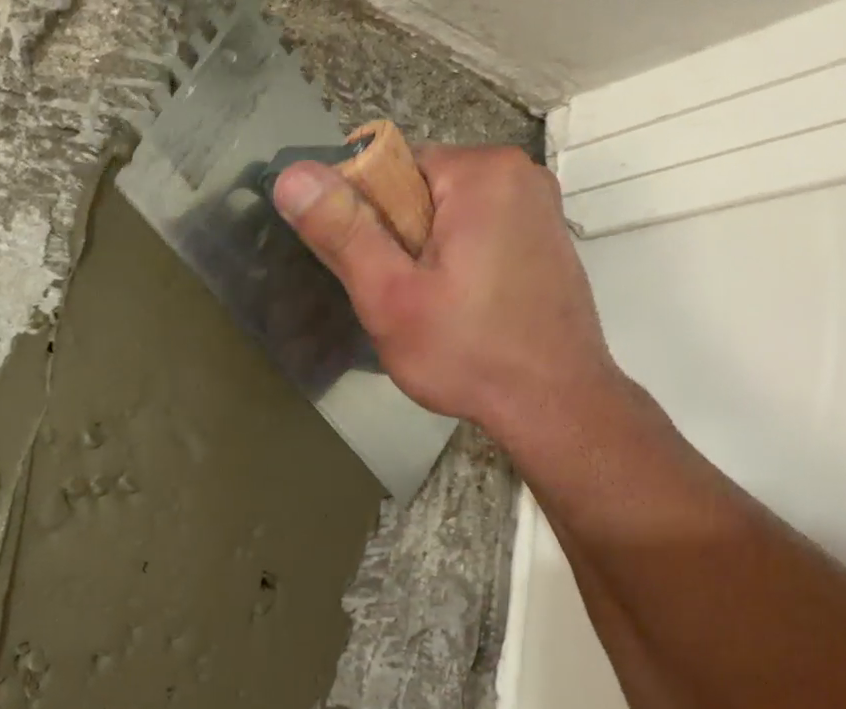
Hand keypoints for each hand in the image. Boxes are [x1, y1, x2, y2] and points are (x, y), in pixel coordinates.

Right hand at [272, 145, 619, 430]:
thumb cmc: (467, 352)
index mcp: (481, 172)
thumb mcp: (389, 296)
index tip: (370, 273)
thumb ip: (342, 232)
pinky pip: (479, 238)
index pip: (391, 167)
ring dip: (425, 260)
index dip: (364, 220)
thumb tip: (292, 176)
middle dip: (397, 244)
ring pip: (448, 219)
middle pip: (421, 192)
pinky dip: (458, 268)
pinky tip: (459, 314)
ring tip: (429, 313)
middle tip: (400, 302)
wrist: (553, 404)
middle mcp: (519, 174)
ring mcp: (539, 209)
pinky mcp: (545, 243)